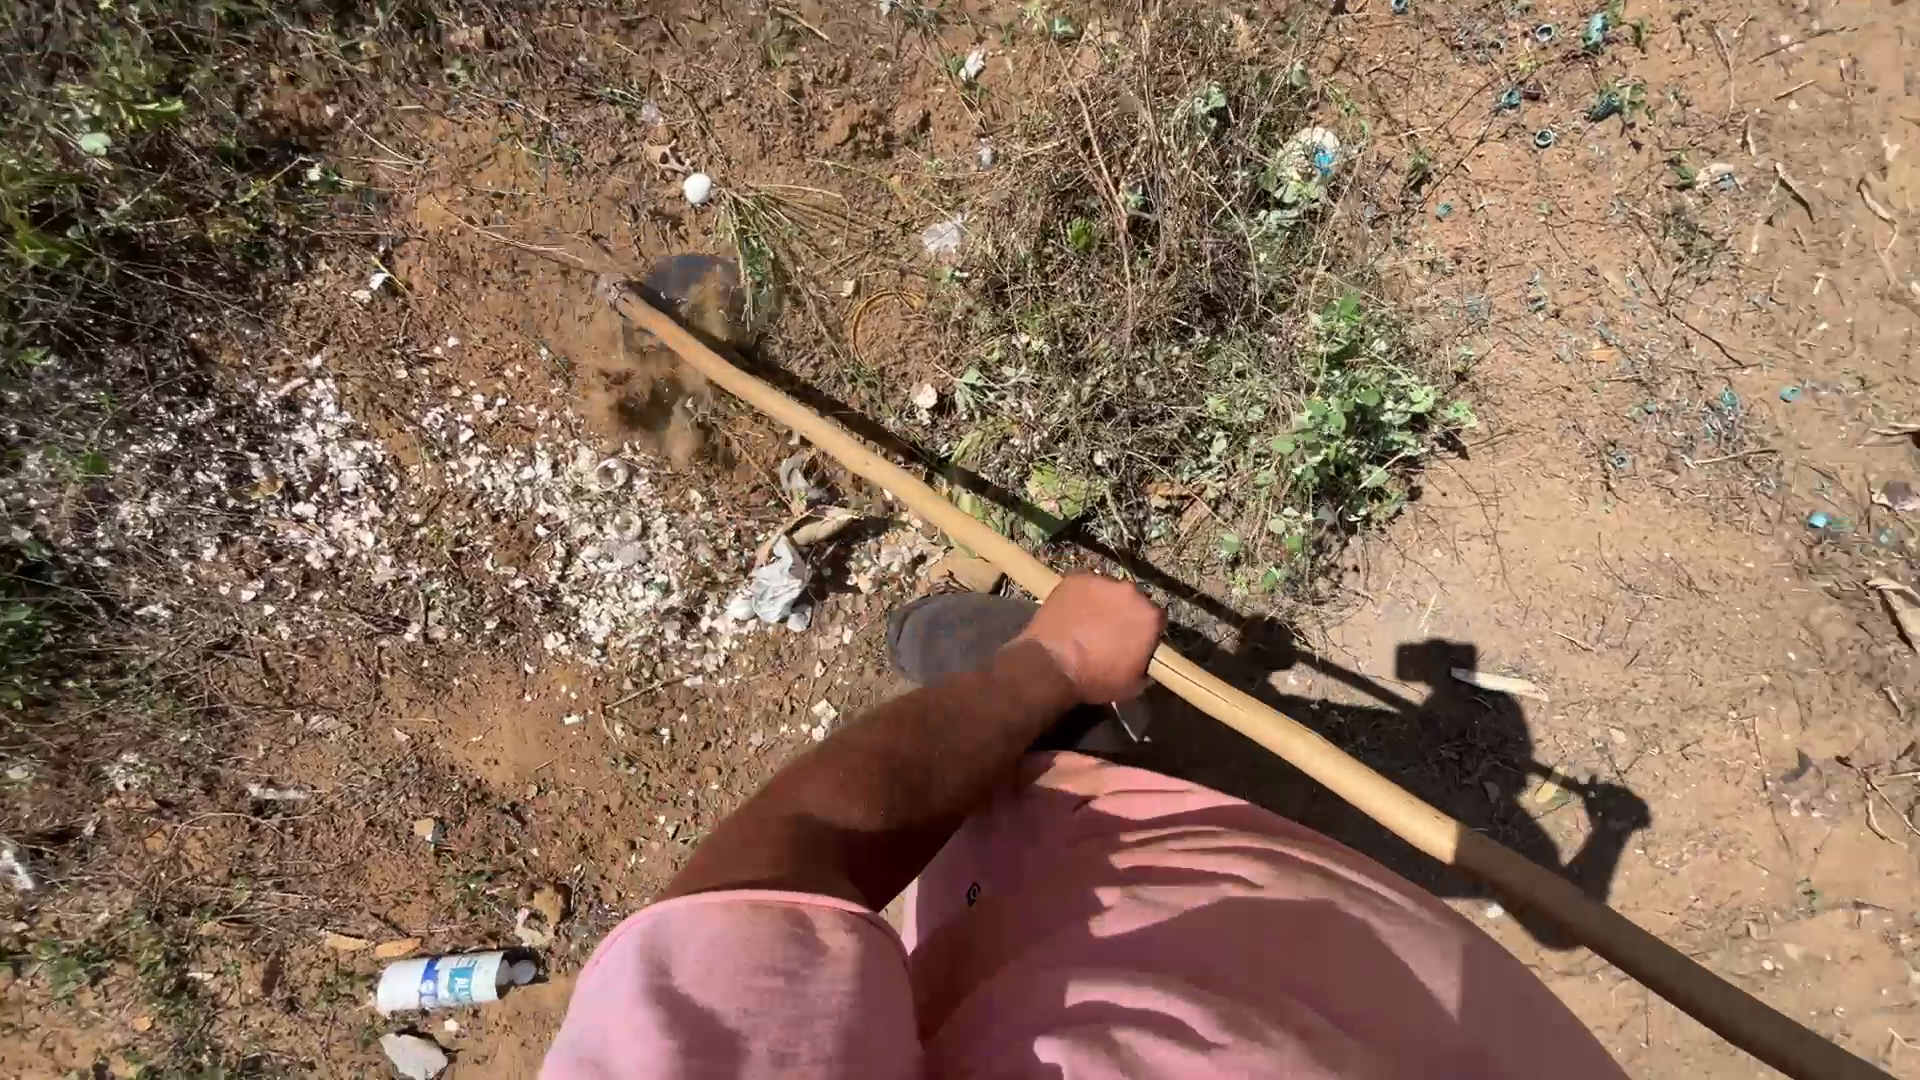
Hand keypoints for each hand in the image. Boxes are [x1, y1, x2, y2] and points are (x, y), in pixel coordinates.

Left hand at [1014, 574, 1164, 703]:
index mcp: (1149, 617)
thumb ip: (1145, 667)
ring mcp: (1101, 582)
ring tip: (1085, 620)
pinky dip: (1079, 596)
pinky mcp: (1076, 578)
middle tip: (1106, 629)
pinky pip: (1083, 586)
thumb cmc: (1096, 679)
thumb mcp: (1133, 685)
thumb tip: (1143, 662)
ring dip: (1101, 602)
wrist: (1052, 666)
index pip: (1154, 618)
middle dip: (1122, 612)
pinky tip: (1071, 612)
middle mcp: (1130, 592)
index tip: (1132, 639)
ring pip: (1106, 590)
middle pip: (1131, 600)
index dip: (1143, 629)